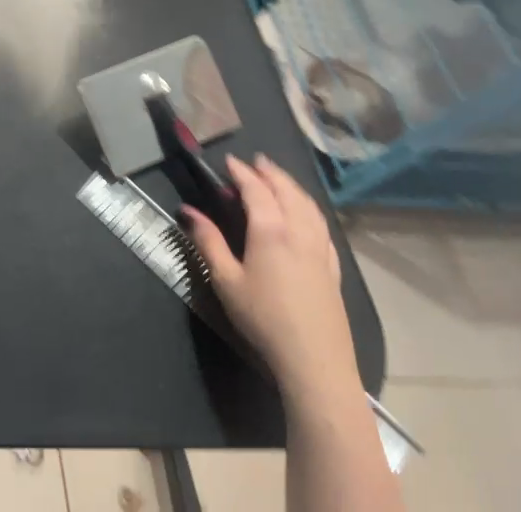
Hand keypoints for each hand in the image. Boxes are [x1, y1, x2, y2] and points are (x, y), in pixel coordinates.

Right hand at [184, 154, 358, 397]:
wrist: (315, 360)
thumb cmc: (263, 318)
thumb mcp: (225, 280)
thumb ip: (208, 242)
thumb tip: (188, 211)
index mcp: (271, 233)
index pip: (257, 192)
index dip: (243, 173)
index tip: (230, 161)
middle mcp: (300, 234)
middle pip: (288, 193)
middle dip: (272, 174)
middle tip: (256, 162)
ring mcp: (321, 251)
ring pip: (310, 207)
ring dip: (293, 188)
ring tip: (279, 180)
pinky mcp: (332, 269)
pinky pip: (323, 227)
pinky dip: (311, 210)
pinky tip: (306, 216)